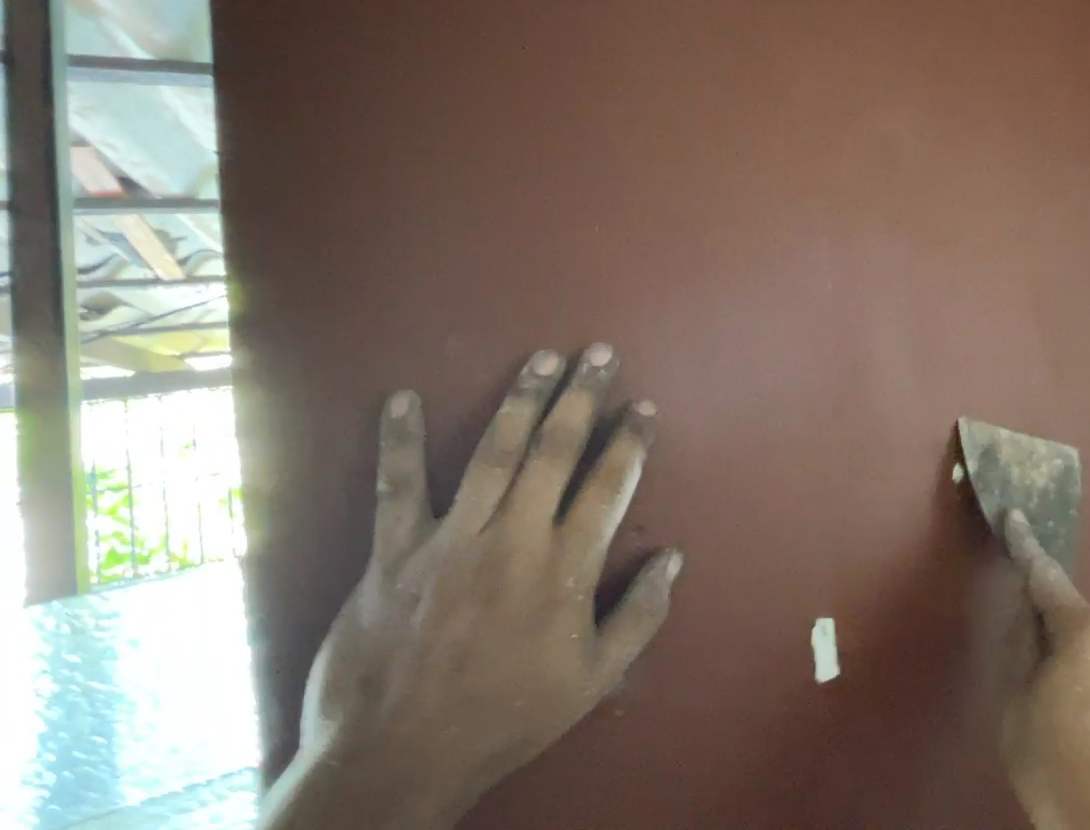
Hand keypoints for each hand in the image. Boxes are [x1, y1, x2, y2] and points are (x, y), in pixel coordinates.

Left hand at [259, 345, 684, 829]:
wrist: (397, 760)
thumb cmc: (508, 716)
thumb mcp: (594, 678)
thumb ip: (641, 614)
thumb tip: (673, 558)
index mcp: (564, 567)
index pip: (608, 485)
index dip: (630, 441)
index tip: (643, 407)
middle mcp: (513, 539)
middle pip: (555, 451)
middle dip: (581, 396)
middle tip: (597, 353)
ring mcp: (449, 541)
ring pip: (493, 454)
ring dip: (520, 401)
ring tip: (541, 359)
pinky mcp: (391, 554)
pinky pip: (395, 488)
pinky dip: (396, 441)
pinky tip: (399, 398)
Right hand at [1001, 511, 1089, 829]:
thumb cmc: (1056, 767)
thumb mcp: (1016, 710)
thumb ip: (1023, 652)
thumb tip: (1031, 619)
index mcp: (1085, 631)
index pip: (1046, 578)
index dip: (1026, 548)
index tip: (1016, 517)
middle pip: (1080, 624)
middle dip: (1057, 637)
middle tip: (1036, 678)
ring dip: (1086, 670)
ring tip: (1070, 722)